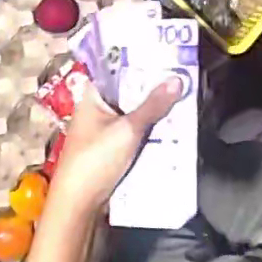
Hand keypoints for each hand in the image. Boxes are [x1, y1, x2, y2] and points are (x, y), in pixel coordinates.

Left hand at [43, 74, 186, 220]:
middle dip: (152, 87)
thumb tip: (177, 79)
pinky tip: (172, 126)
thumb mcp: (128, 129)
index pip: (115, 68)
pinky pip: (135, 132)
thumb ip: (153, 105)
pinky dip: (150, 130)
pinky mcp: (112, 150)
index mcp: (92, 96)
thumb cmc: (96, 160)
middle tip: (182, 76)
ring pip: (133, 113)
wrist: (78, 207)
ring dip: (153, 110)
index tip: (163, 54)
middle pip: (128, 92)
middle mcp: (96, 109)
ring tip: (183, 97)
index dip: (137, 61)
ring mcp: (104, 130)